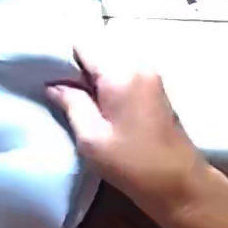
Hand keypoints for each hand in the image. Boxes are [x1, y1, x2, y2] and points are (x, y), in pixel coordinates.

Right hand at [47, 34, 214, 218]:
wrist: (180, 184)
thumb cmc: (132, 163)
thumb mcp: (91, 138)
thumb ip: (71, 103)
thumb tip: (54, 85)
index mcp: (120, 73)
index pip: (83, 43)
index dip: (62, 56)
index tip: (47, 74)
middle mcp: (138, 64)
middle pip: (98, 47)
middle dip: (77, 63)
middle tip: (59, 87)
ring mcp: (150, 74)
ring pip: (110, 58)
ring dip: (92, 72)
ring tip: (76, 95)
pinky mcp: (154, 86)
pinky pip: (123, 70)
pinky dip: (106, 79)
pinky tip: (97, 101)